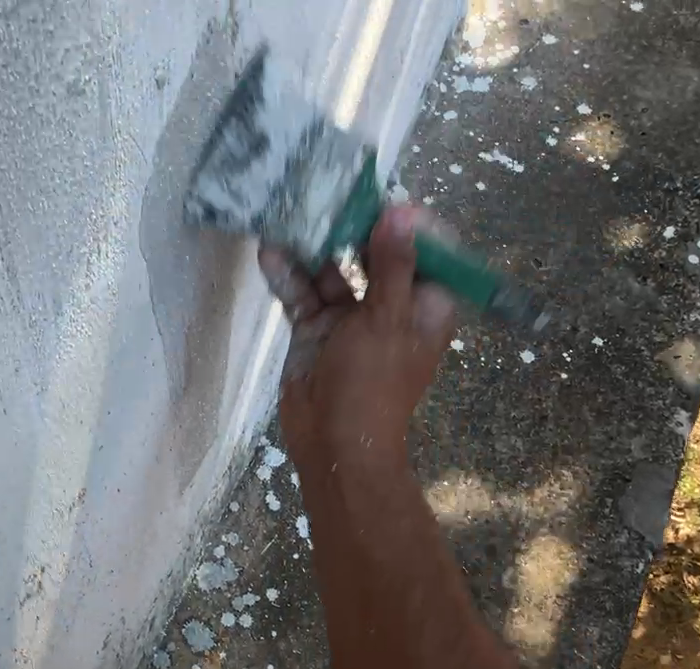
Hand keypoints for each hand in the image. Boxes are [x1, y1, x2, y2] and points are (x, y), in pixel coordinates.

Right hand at [259, 203, 457, 471]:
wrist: (333, 442)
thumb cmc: (373, 384)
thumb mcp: (387, 320)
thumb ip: (392, 265)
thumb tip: (401, 210)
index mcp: (425, 304)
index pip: (429, 249)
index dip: (410, 223)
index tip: (384, 202)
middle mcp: (389, 305)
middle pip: (375, 253)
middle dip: (352, 225)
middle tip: (329, 194)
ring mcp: (348, 318)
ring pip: (332, 271)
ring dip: (313, 247)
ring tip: (291, 213)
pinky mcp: (314, 330)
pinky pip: (303, 295)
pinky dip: (288, 275)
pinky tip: (270, 251)